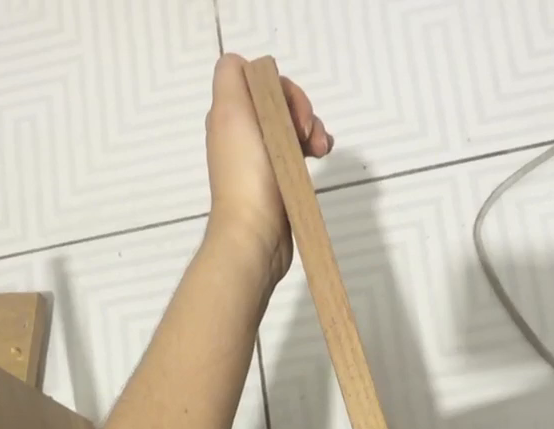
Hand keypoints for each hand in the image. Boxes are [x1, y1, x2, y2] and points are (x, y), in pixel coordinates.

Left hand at [204, 54, 331, 277]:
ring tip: (319, 149)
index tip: (286, 109)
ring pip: (294, 125)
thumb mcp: (231, 112)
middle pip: (279, 100)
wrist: (255, 236)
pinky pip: (300, 151)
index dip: (277, 85)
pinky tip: (323, 155)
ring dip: (312, 128)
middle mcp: (244, 133)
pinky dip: (314, 147)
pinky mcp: (281, 180)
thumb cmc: (246, 175)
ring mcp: (263, 158)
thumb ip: (233, 77)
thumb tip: (252, 68)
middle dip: (301, 109)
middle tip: (306, 133)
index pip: (257, 77)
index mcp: (230, 115)